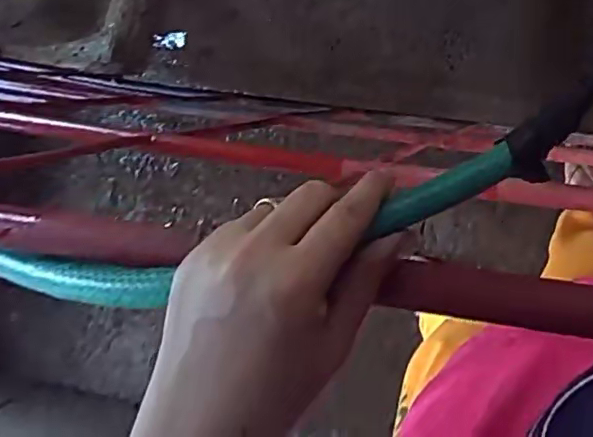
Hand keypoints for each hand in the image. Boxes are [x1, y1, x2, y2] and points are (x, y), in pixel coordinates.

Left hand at [132, 175, 407, 436]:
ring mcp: (218, 250)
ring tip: (300, 257)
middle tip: (349, 228)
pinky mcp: (194, 254)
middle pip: (313, 193)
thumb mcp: (335, 343)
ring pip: (278, 204)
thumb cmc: (275, 395)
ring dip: (299, 218)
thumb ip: (368, 279)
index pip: (346, 213)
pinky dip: (264, 234)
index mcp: (294, 281)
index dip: (373, 190)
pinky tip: (262, 270)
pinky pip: (245, 222)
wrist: (192, 431)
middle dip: (338, 202)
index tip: (388, 179)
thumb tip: (400, 232)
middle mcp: (254, 254)